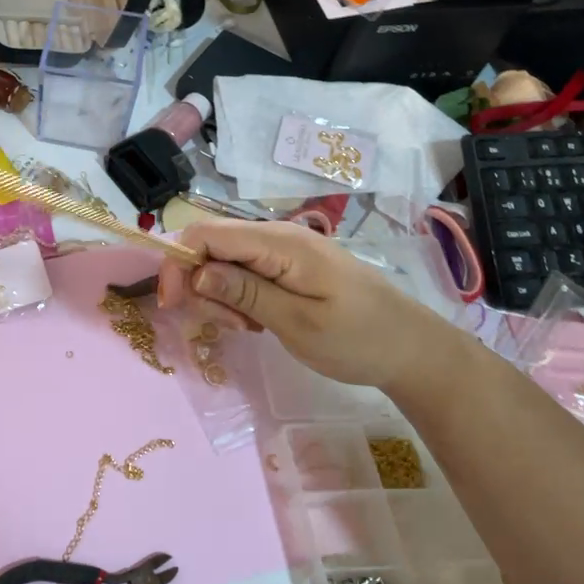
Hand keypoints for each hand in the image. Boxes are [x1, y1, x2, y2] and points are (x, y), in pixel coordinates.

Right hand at [156, 219, 468, 391]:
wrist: (413, 349)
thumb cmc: (358, 339)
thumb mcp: (298, 323)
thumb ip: (245, 293)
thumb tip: (196, 273)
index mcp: (279, 242)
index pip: (206, 234)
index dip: (178, 262)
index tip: (171, 304)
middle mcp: (277, 236)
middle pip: (211, 245)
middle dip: (200, 284)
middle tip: (226, 326)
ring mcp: (284, 249)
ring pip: (224, 260)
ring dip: (219, 294)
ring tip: (245, 328)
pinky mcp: (289, 265)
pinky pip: (245, 270)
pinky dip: (237, 295)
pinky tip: (256, 321)